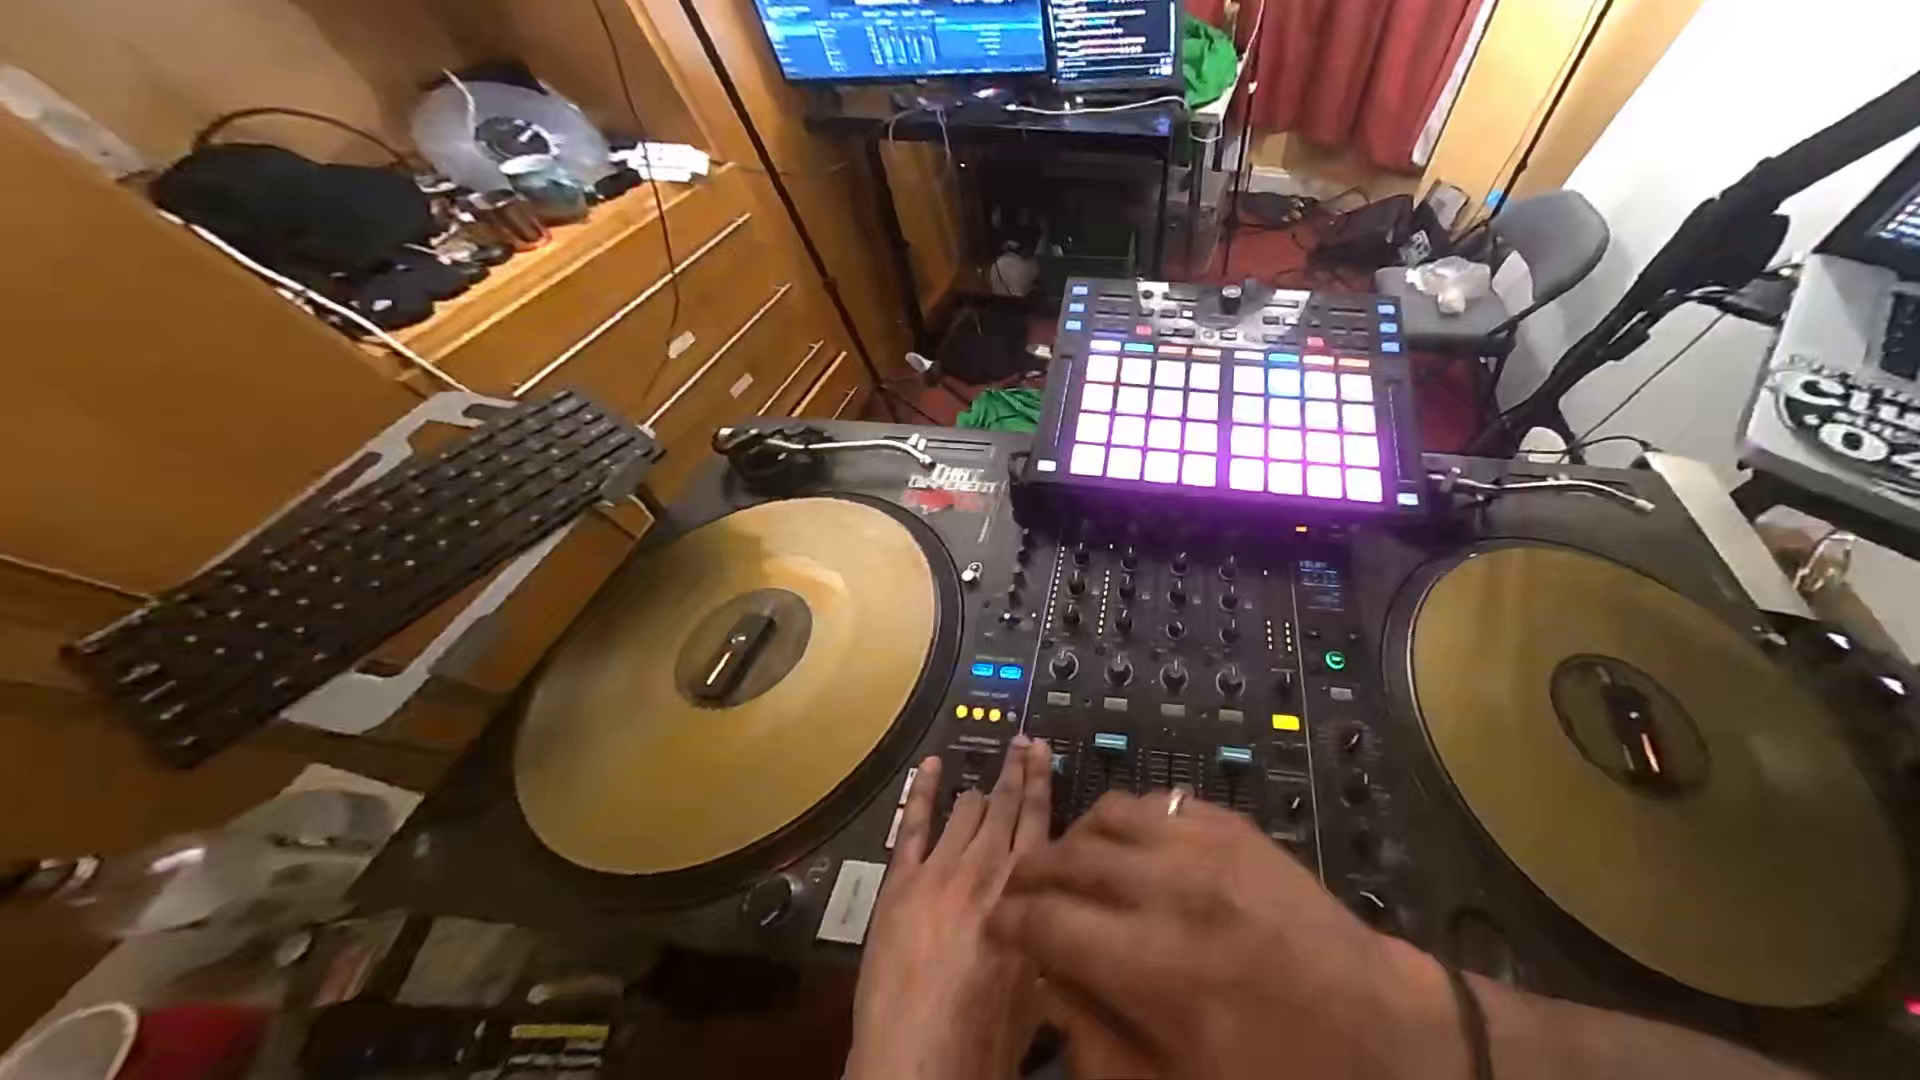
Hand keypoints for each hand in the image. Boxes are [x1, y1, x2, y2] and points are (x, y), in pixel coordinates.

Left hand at [845, 736, 1053, 1079]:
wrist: (920, 1060)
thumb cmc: (987, 1036)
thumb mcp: (1037, 983)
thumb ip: (1044, 929)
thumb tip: (1051, 902)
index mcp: (1023, 893)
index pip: (1037, 821)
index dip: (1040, 781)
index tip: (1042, 751)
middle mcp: (985, 870)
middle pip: (1004, 805)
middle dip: (1014, 769)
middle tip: (1021, 740)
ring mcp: (940, 870)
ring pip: (966, 811)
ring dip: (979, 790)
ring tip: (988, 772)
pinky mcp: (902, 881)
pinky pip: (914, 824)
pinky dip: (924, 792)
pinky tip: (931, 766)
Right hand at [988, 792, 1462, 1079]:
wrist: (1390, 1035)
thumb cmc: (1283, 1078)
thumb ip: (1097, 1038)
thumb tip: (1045, 978)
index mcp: (1159, 966)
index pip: (1051, 923)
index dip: (1011, 922)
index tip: (997, 925)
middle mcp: (1173, 887)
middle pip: (1069, 857)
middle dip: (1030, 874)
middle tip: (1018, 889)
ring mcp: (1205, 844)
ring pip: (1106, 814)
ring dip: (1073, 837)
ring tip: (1067, 862)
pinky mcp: (1231, 825)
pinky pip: (1155, 801)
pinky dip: (1124, 819)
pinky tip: (1125, 845)